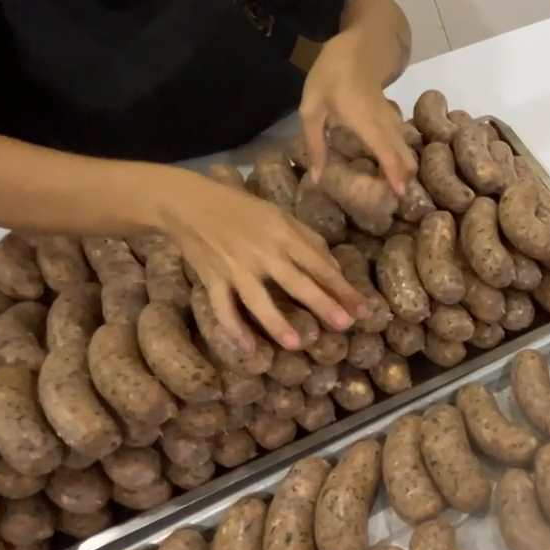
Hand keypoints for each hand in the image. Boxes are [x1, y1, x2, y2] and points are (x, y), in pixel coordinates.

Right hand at [153, 171, 367, 349]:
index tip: (364, 309)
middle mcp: (262, 253)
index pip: (320, 266)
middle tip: (344, 325)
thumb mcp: (282, 216)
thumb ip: (310, 241)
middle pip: (296, 282)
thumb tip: (335, 268)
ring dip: (275, 322)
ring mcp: (235, 268)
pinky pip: (221, 306)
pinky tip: (247, 348)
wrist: (186, 202)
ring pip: (257, 299)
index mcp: (284, 236)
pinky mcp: (211, 278)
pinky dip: (232, 327)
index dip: (343, 288)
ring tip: (295, 344)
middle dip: (322, 304)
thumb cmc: (243, 209)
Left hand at [300, 26, 415, 193]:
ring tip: (396, 193)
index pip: (387, 152)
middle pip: (404, 158)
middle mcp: (386, 126)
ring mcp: (395, 124)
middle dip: (405, 182)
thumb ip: (315, 144)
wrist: (360, 50)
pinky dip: (402, 162)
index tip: (400, 196)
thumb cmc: (332, 77)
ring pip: (407, 154)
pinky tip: (395, 173)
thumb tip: (318, 179)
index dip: (395, 175)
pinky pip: (403, 147)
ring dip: (404, 173)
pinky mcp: (397, 124)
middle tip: (396, 205)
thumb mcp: (312, 109)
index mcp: (364, 121)